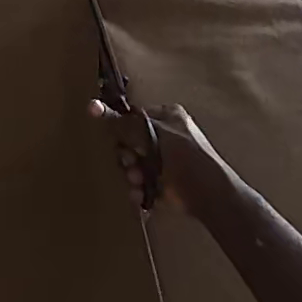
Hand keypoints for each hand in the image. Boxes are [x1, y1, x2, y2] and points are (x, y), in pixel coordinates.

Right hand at [87, 100, 229, 213]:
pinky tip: (141, 195)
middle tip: (133, 166)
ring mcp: (165, 161)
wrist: (209, 194)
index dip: (124, 133)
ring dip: (132, 176)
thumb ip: (123, 125)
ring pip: (134, 166)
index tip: (122, 144)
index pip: (133, 119)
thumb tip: (92, 106)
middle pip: (130, 145)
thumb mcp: (153, 136)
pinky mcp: (163, 183)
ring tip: (140, 183)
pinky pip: (141, 183)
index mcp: (166, 117)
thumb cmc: (185, 156)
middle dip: (128, 159)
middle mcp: (165, 136)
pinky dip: (139, 190)